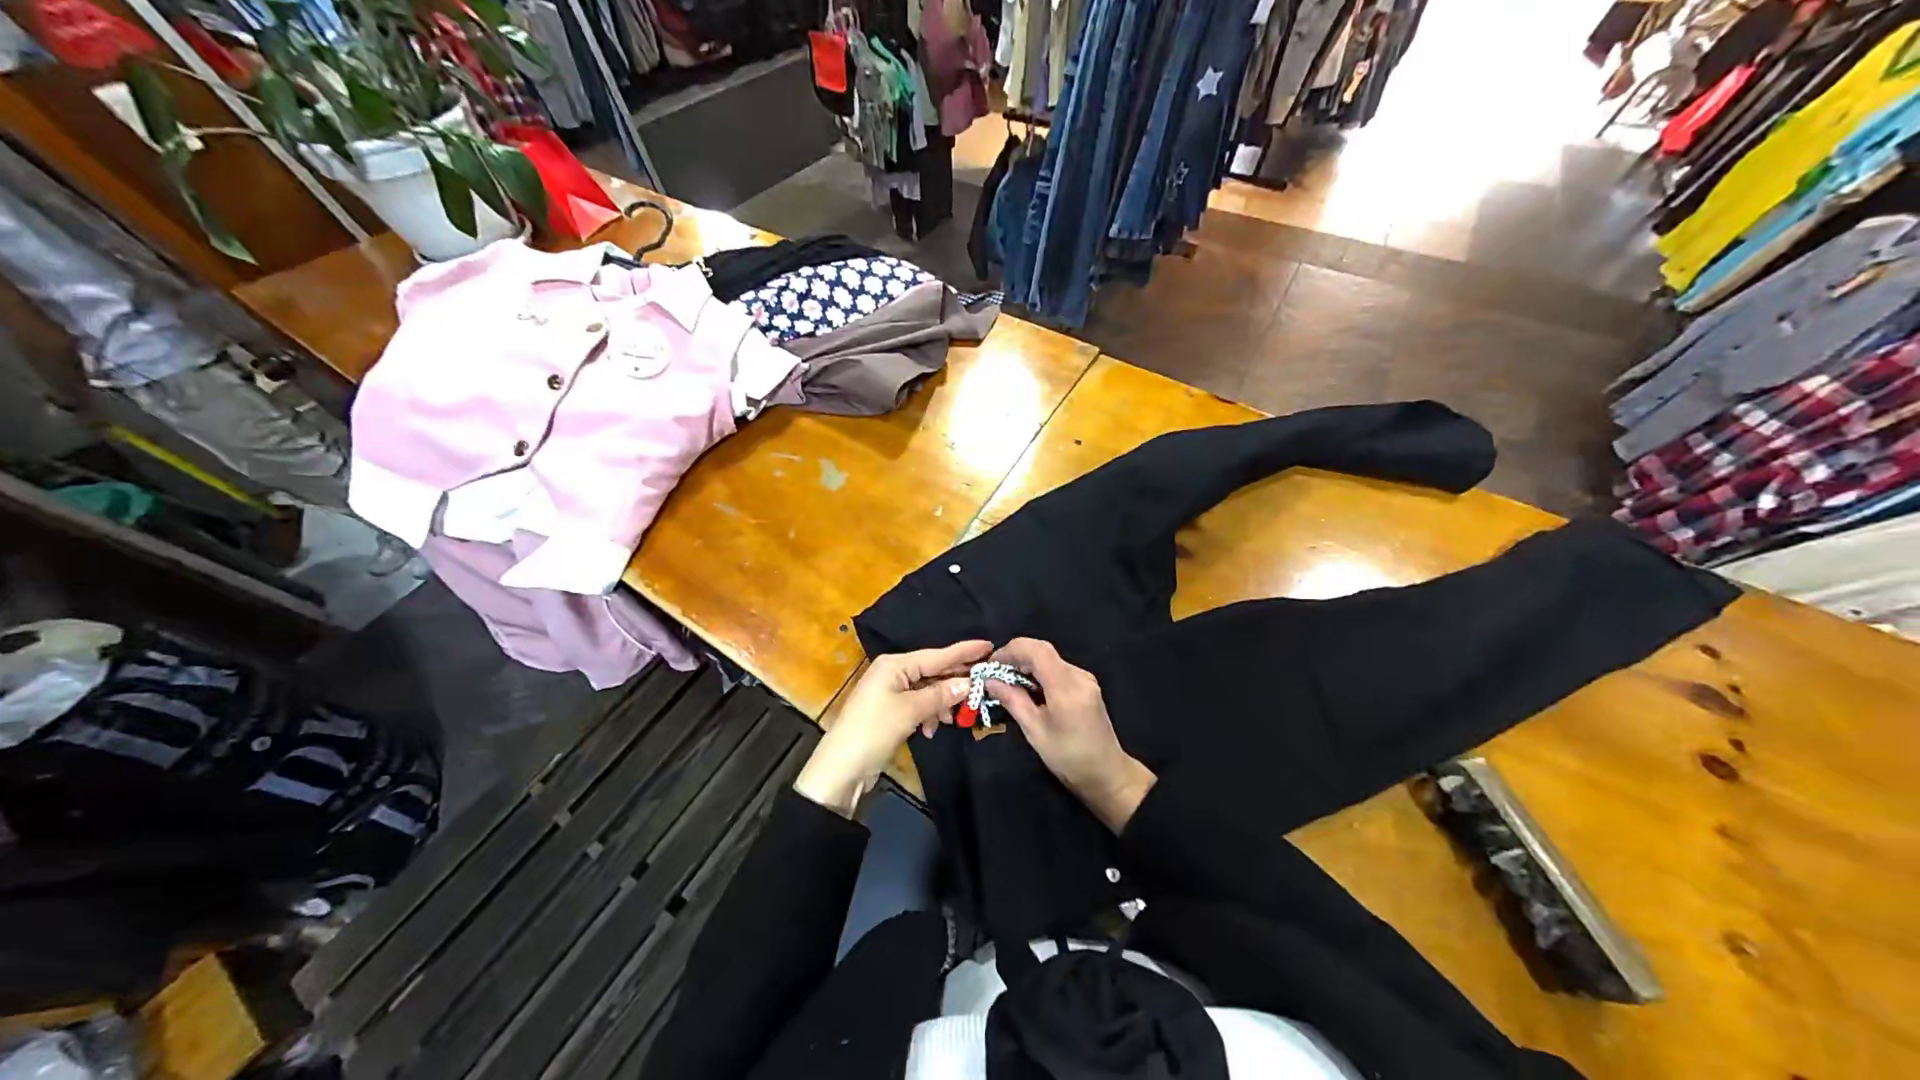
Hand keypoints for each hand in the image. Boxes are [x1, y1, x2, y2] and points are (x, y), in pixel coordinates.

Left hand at [793, 640, 991, 815]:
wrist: (841, 769)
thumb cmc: (873, 731)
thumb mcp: (910, 711)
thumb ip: (940, 695)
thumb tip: (968, 682)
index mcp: (894, 664)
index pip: (936, 655)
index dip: (963, 651)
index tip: (989, 645)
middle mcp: (893, 673)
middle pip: (933, 671)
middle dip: (956, 681)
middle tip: (984, 686)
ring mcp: (891, 693)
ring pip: (928, 690)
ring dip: (943, 703)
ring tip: (955, 717)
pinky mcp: (891, 712)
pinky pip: (919, 705)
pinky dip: (930, 714)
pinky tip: (933, 728)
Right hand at [984, 638, 1155, 833]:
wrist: (1106, 772)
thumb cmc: (1068, 757)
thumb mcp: (1035, 731)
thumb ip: (1013, 700)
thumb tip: (990, 680)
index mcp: (1066, 688)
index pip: (1037, 650)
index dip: (1011, 650)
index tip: (991, 664)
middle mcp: (1079, 676)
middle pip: (1043, 651)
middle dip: (1016, 656)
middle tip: (995, 673)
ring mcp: (1085, 679)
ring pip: (1050, 659)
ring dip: (1027, 664)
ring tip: (1008, 682)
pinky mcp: (1087, 684)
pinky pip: (1058, 669)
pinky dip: (1039, 672)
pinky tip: (1029, 689)